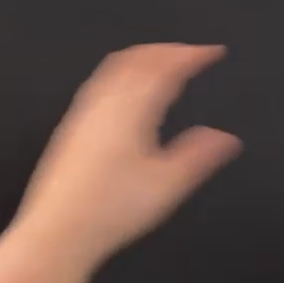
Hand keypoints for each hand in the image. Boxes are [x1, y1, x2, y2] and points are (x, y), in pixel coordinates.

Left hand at [11, 44, 241, 269]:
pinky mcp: (73, 125)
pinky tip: (127, 89)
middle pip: (141, 58)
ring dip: (146, 56)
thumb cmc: (111, 209)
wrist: (57, 232)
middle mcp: (107, 101)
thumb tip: (227, 138)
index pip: (168, 67)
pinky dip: (125, 69)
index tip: (214, 51)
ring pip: (118, 65)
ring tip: (164, 61)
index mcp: (133, 108)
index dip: (193, 54)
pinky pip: (103, 79)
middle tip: (193, 53)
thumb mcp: (168, 185)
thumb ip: (200, 156)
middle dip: (170, 50)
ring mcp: (86, 110)